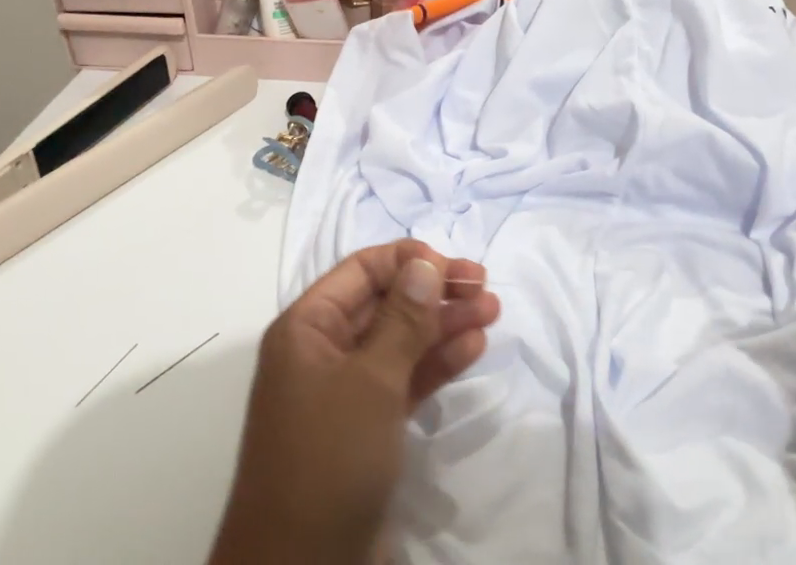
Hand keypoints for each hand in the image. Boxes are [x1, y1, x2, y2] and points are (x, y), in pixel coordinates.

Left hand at [209, 240, 500, 564]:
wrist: (302, 563)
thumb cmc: (329, 456)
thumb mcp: (370, 381)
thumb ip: (401, 319)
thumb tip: (422, 262)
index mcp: (306, 327)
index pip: (361, 271)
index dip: (408, 261)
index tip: (457, 267)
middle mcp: (323, 351)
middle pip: (384, 303)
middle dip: (433, 292)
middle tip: (486, 289)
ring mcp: (345, 391)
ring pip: (399, 342)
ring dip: (442, 325)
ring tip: (492, 313)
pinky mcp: (366, 426)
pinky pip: (404, 380)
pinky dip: (436, 364)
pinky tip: (472, 349)